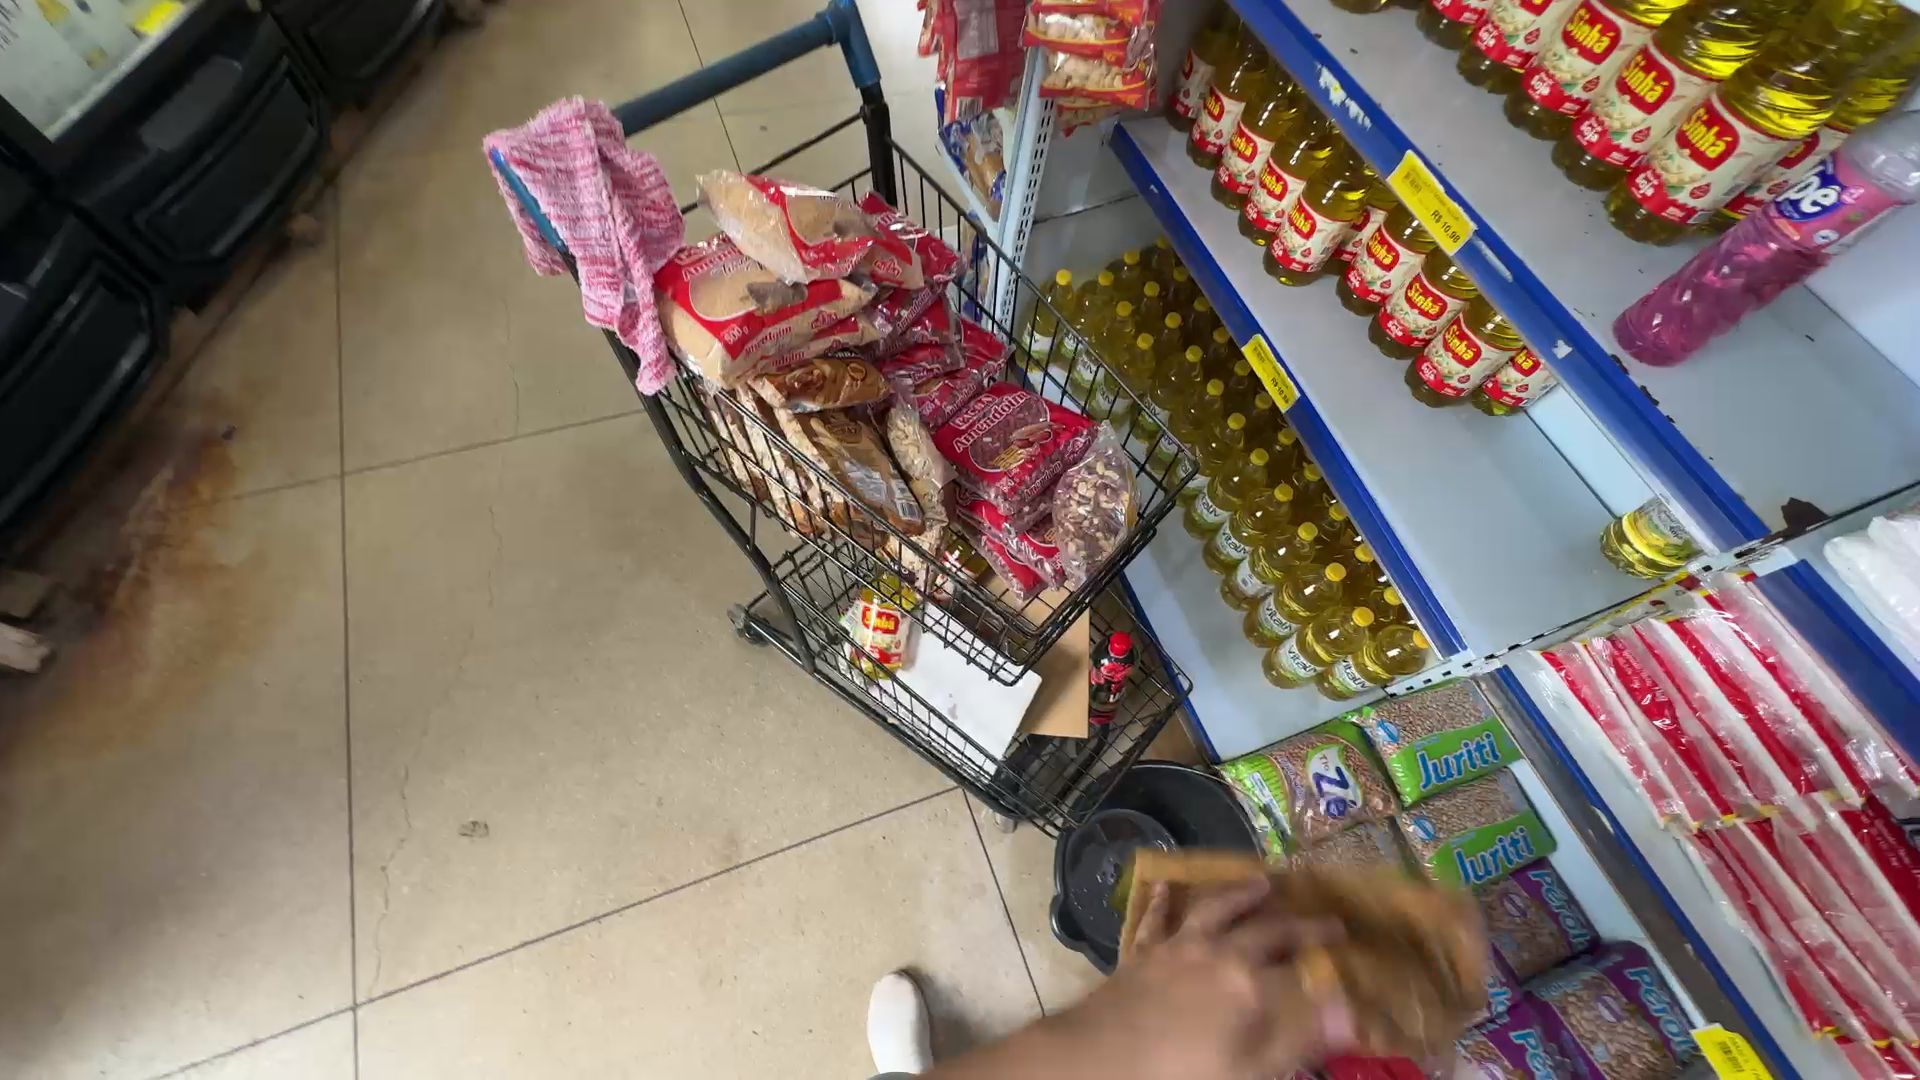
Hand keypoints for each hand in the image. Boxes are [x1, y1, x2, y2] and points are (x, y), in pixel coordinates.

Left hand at [1052, 876, 1357, 1079]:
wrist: (1103, 1057)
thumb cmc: (1183, 1073)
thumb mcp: (1252, 1070)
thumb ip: (1299, 1038)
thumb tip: (1350, 1011)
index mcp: (1246, 983)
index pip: (1295, 958)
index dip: (1320, 943)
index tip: (1342, 930)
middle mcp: (1214, 952)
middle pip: (1260, 929)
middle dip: (1292, 920)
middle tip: (1317, 911)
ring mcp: (1174, 947)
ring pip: (1211, 910)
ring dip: (1237, 894)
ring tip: (1258, 881)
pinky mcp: (1142, 952)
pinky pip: (1155, 919)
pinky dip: (1162, 901)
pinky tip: (1163, 885)